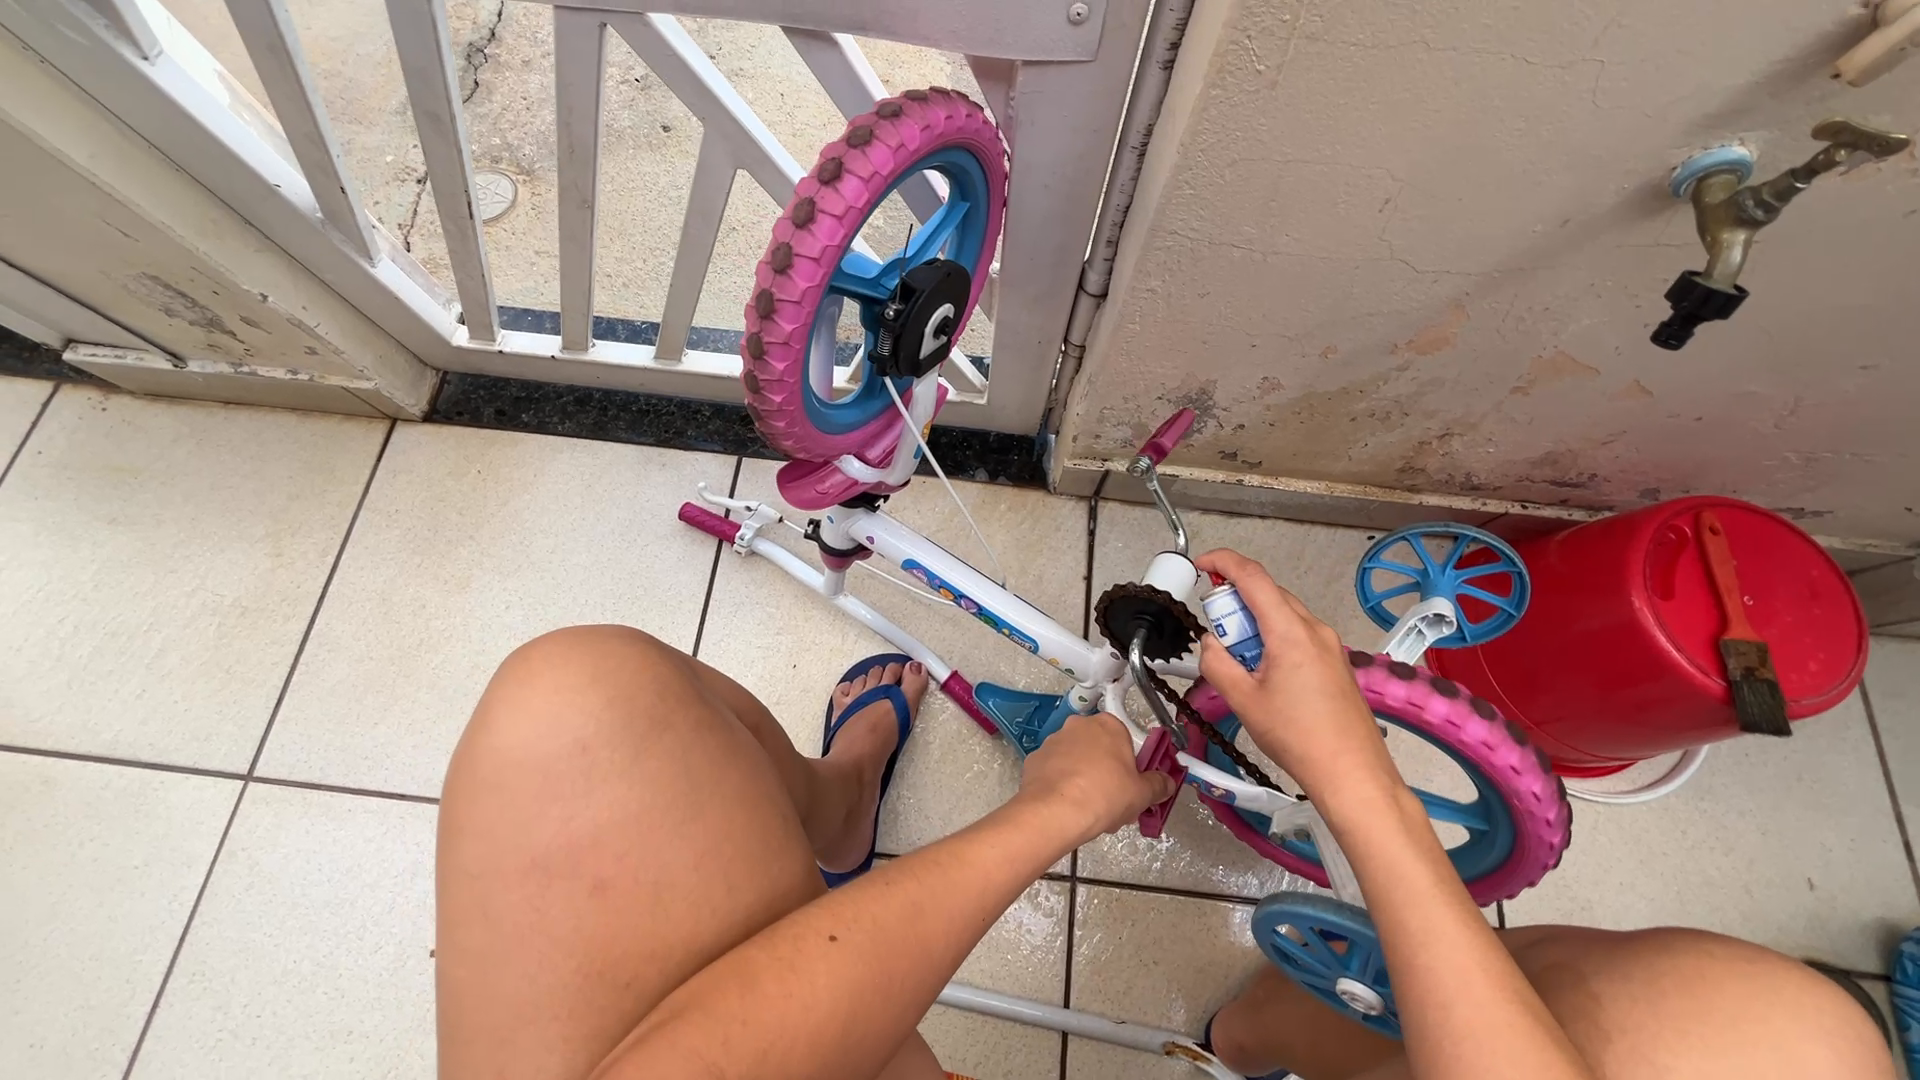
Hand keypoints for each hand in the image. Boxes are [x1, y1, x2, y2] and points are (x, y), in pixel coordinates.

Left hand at [1016, 712, 1176, 844]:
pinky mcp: (1034, 759)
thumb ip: (1158, 785)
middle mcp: (1078, 726)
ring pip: (1076, 761)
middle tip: (1114, 803)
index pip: (1126, 741)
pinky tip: (1068, 807)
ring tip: (1090, 811)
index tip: (1132, 786)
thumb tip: (1166, 783)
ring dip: (1085, 780)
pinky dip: (1062, 786)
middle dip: (1108, 775)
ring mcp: (1053, 741)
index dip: (1131, 767)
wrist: (1054, 812)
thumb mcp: (1142, 794)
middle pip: (1100, 750)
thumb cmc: (1104, 795)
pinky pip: (1055, 772)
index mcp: (1108, 725)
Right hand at [1194, 549, 1401, 805]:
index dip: (1222, 562)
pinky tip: (1261, 672)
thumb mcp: (1242, 699)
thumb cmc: (1302, 738)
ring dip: (1252, 624)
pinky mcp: (1333, 661)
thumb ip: (1216, 662)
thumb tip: (1210, 644)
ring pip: (1282, 614)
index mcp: (1290, 632)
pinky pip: (1296, 633)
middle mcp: (1314, 630)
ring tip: (1238, 661)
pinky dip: (1271, 639)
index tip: (1201, 563)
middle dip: (1234, 602)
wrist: (1351, 771)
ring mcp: (1328, 645)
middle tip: (1214, 631)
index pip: (1252, 576)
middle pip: (1267, 594)